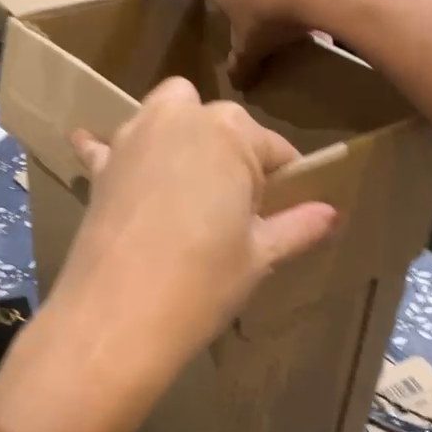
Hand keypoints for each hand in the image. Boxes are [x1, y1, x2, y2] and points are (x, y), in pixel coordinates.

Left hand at [0, 76, 338, 431]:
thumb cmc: (201, 282)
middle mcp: (180, 118)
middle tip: (234, 206)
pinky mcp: (100, 166)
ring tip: (187, 185)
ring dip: (179, 135)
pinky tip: (118, 169)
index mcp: (231, 132)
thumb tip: (332, 214)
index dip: (284, 182)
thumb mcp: (259, 256)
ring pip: (165, 114)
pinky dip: (114, 152)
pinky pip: (106, 145)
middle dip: (231, 152)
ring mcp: (133, 137)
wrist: (115, 317)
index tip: (283, 214)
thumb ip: (298, 226)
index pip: (275, 148)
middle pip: (219, 123)